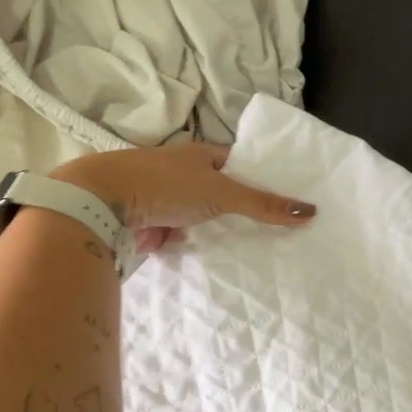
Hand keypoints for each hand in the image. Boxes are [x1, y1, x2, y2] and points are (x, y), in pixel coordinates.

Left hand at [49, 143, 316, 252]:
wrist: (100, 202)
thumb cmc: (164, 185)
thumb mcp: (222, 193)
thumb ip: (264, 205)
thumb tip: (311, 211)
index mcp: (200, 155)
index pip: (242, 165)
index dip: (265, 179)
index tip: (290, 200)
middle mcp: (185, 173)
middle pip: (227, 193)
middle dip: (247, 210)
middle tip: (282, 229)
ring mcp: (168, 199)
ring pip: (207, 217)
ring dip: (223, 230)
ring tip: (259, 248)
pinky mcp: (155, 223)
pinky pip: (188, 236)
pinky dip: (200, 245)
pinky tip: (221, 257)